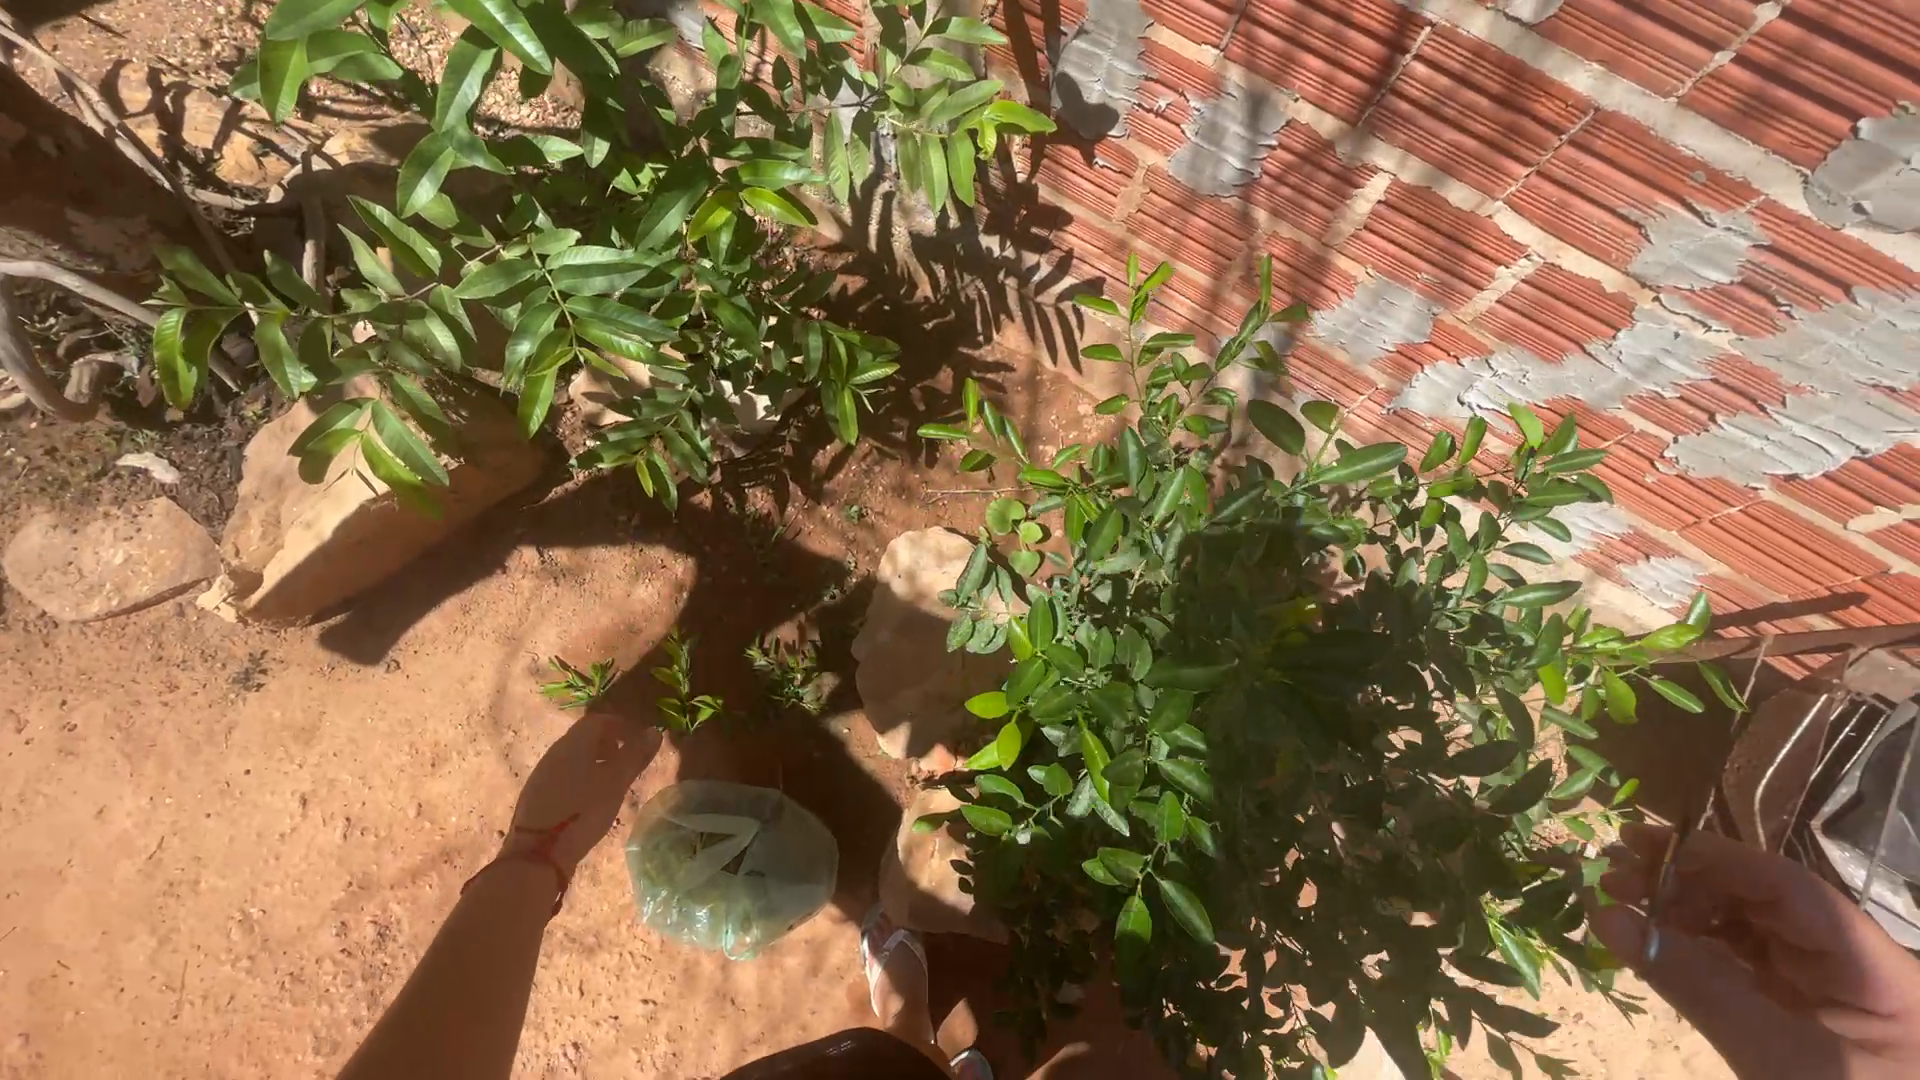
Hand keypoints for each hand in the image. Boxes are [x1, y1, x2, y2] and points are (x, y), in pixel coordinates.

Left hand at [501, 708, 663, 871]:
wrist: (537, 854)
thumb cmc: (583, 810)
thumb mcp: (616, 782)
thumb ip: (635, 755)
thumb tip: (655, 730)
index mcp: (574, 744)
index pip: (598, 720)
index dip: (620, 725)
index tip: (637, 740)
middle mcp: (555, 753)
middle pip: (584, 737)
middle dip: (609, 743)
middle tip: (627, 760)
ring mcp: (543, 774)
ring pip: (574, 756)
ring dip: (595, 760)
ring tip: (612, 781)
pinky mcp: (537, 795)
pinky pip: (564, 773)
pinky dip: (582, 776)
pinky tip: (589, 798)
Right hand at [1586, 823, 1919, 1079]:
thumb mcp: (1772, 1056)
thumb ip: (1692, 982)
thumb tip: (1603, 913)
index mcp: (1878, 969)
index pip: (1789, 887)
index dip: (1712, 858)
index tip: (1635, 844)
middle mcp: (1852, 959)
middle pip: (1759, 895)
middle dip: (1682, 880)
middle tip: (1612, 878)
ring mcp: (1824, 980)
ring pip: (1741, 917)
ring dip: (1677, 905)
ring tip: (1619, 901)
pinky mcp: (1796, 998)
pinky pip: (1735, 949)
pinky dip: (1687, 937)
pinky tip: (1649, 935)